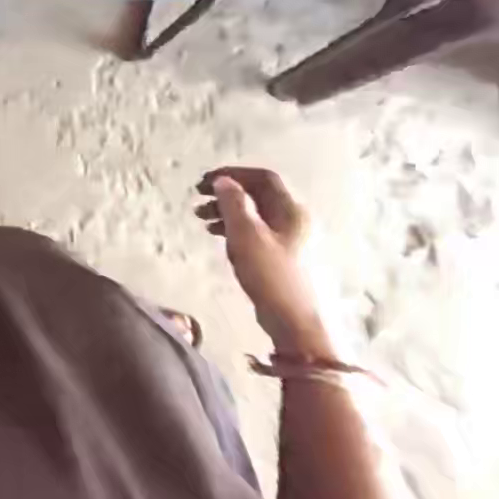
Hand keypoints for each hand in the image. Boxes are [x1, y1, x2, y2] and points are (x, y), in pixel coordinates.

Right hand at [196, 167, 333, 357]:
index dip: (233, 173)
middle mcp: (297, 220)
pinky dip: (236, 227)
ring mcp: (294, 240)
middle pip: (258, 194)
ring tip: (202, 219)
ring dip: (228, 210)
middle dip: (226, 192)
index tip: (204, 181)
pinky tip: (219, 236)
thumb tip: (223, 180)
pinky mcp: (287, 258)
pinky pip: (258, 231)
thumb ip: (233, 203)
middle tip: (198, 198)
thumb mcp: (246, 235)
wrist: (300, 325)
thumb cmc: (272, 275)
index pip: (263, 177)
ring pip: (256, 213)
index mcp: (293, 211)